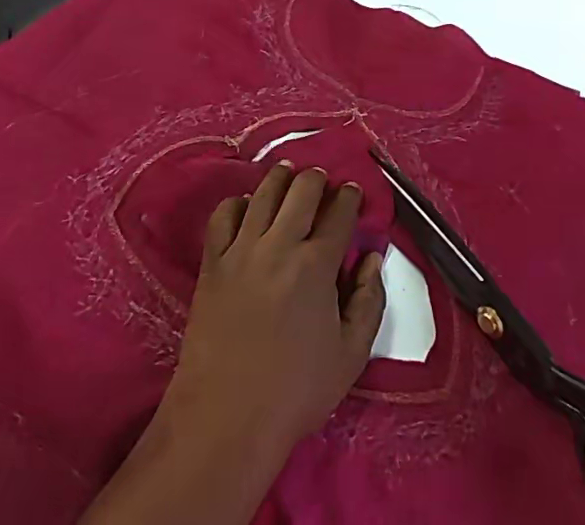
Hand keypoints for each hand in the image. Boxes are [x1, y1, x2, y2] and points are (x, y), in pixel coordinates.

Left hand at [164, 163, 387, 453]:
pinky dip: (237, 202)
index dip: (349, 197)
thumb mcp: (351, 354)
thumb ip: (368, 300)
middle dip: (316, 179)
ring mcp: (241, 250)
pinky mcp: (212, 261)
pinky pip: (223, 216)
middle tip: (322, 178)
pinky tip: (246, 204)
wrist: (228, 412)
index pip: (338, 215)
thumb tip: (372, 257)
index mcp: (317, 265)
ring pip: (262, 195)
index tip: (353, 191)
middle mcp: (279, 245)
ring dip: (279, 178)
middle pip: (300, 193)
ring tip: (288, 172)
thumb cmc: (297, 388)